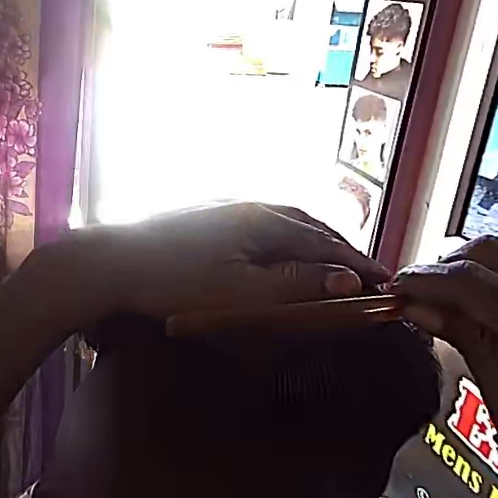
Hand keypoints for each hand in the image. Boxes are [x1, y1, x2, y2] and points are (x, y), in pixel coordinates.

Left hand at [37, 203, 390, 327]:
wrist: (111, 262)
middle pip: (306, 224)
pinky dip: (281, 240)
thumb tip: (346, 279)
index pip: (324, 241)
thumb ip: (296, 284)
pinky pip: (258, 225)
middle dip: (338, 247)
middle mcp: (246, 205)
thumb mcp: (242, 292)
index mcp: (262, 220)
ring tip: (327, 262)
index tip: (385, 281)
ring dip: (309, 241)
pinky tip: (274, 253)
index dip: (356, 262)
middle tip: (363, 272)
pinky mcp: (204, 217)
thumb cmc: (175, 281)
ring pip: (280, 222)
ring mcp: (222, 208)